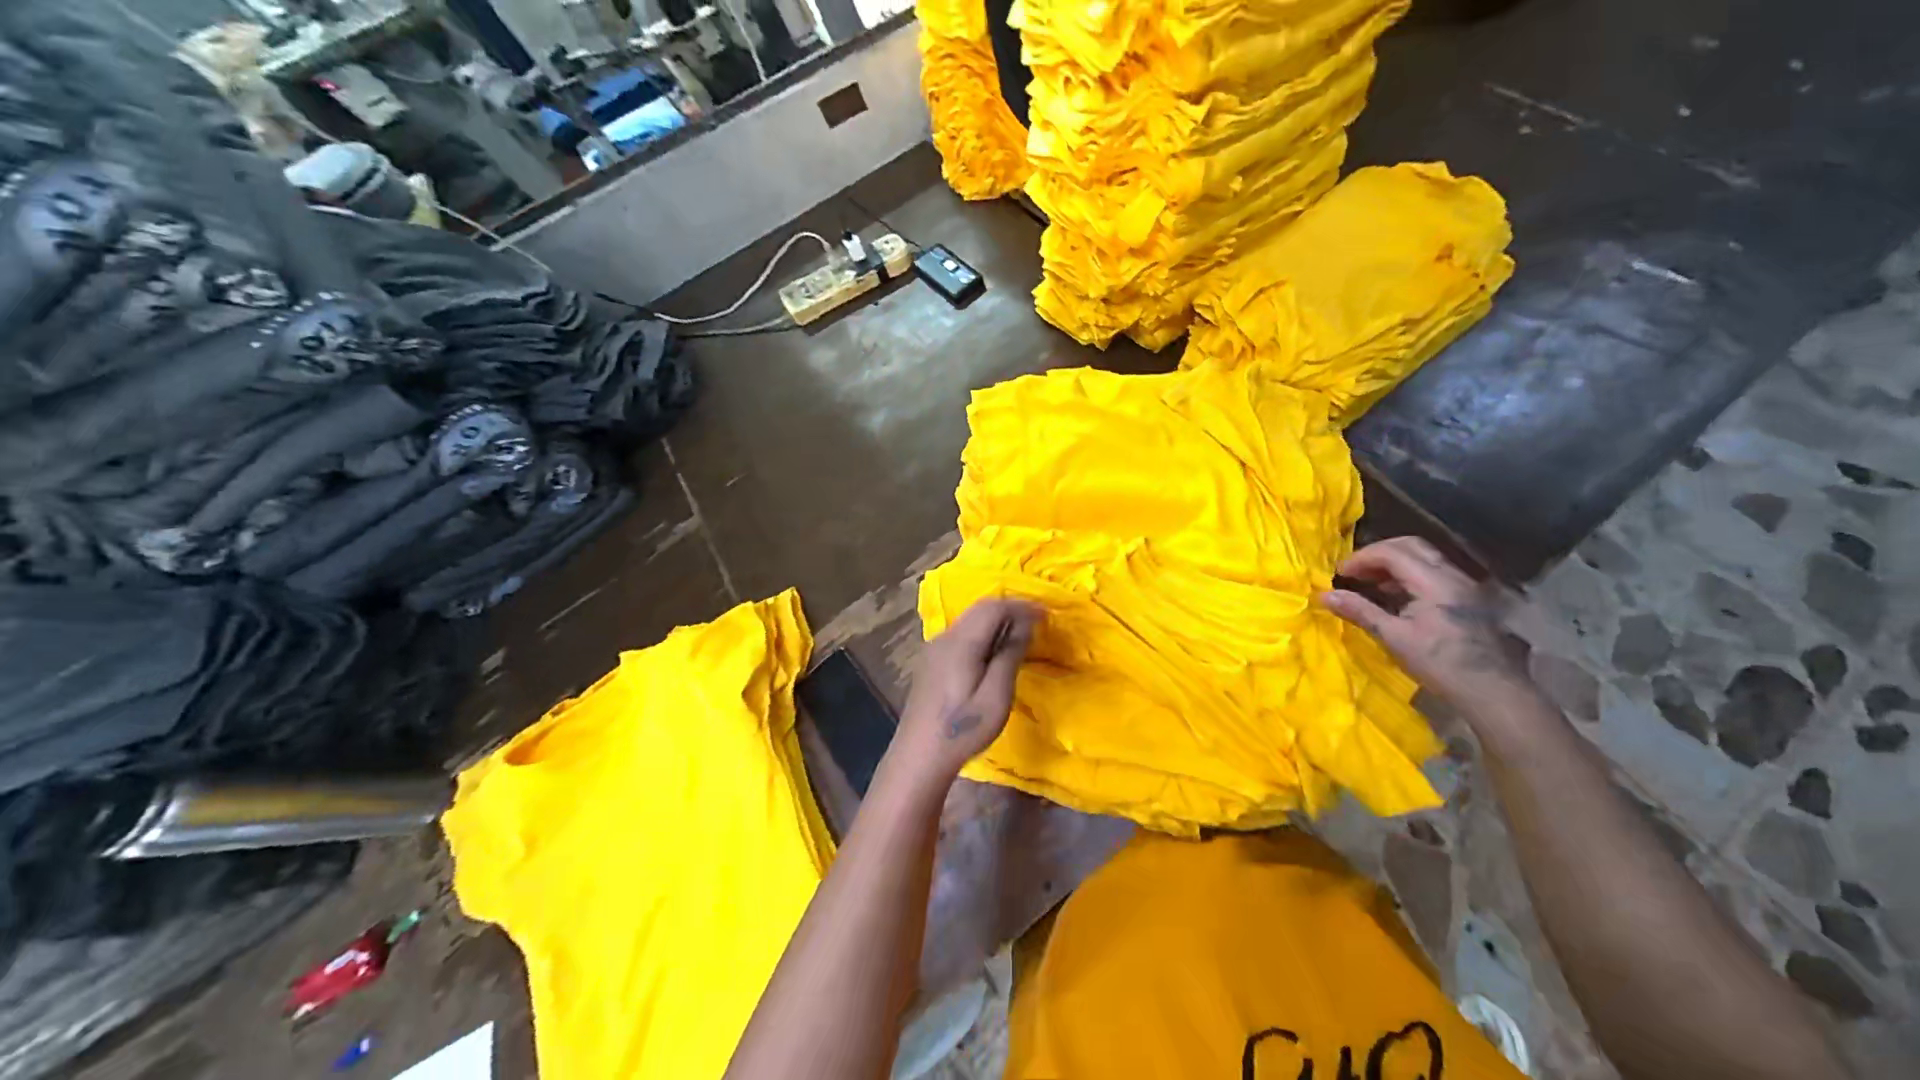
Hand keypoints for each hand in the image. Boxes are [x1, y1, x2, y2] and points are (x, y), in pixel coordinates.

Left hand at [893, 598, 1040, 782]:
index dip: (1021, 606)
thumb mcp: (997, 696)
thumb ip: (1010, 655)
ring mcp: (934, 648)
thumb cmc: (963, 730)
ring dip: (996, 621)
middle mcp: (944, 637)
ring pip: (969, 621)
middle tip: (1037, 622)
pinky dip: (982, 634)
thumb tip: (1024, 624)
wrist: (919, 756)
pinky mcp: (931, 661)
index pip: (993, 607)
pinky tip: (994, 652)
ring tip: (1021, 636)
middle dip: (1010, 610)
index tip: (1046, 615)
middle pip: (979, 609)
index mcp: (961, 642)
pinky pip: (961, 635)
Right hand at [1319, 536, 1529, 708]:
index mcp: (1434, 582)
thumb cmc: (1440, 664)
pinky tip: (1395, 596)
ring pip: (1424, 558)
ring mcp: (1463, 586)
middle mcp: (1452, 575)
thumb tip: (1324, 596)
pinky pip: (1433, 573)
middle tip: (1354, 572)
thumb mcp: (1394, 638)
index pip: (1392, 552)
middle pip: (1411, 546)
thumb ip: (1360, 611)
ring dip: (1393, 564)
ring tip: (1369, 583)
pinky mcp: (1467, 599)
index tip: (1339, 574)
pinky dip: (1408, 575)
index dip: (1361, 558)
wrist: (1492, 690)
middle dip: (1378, 554)